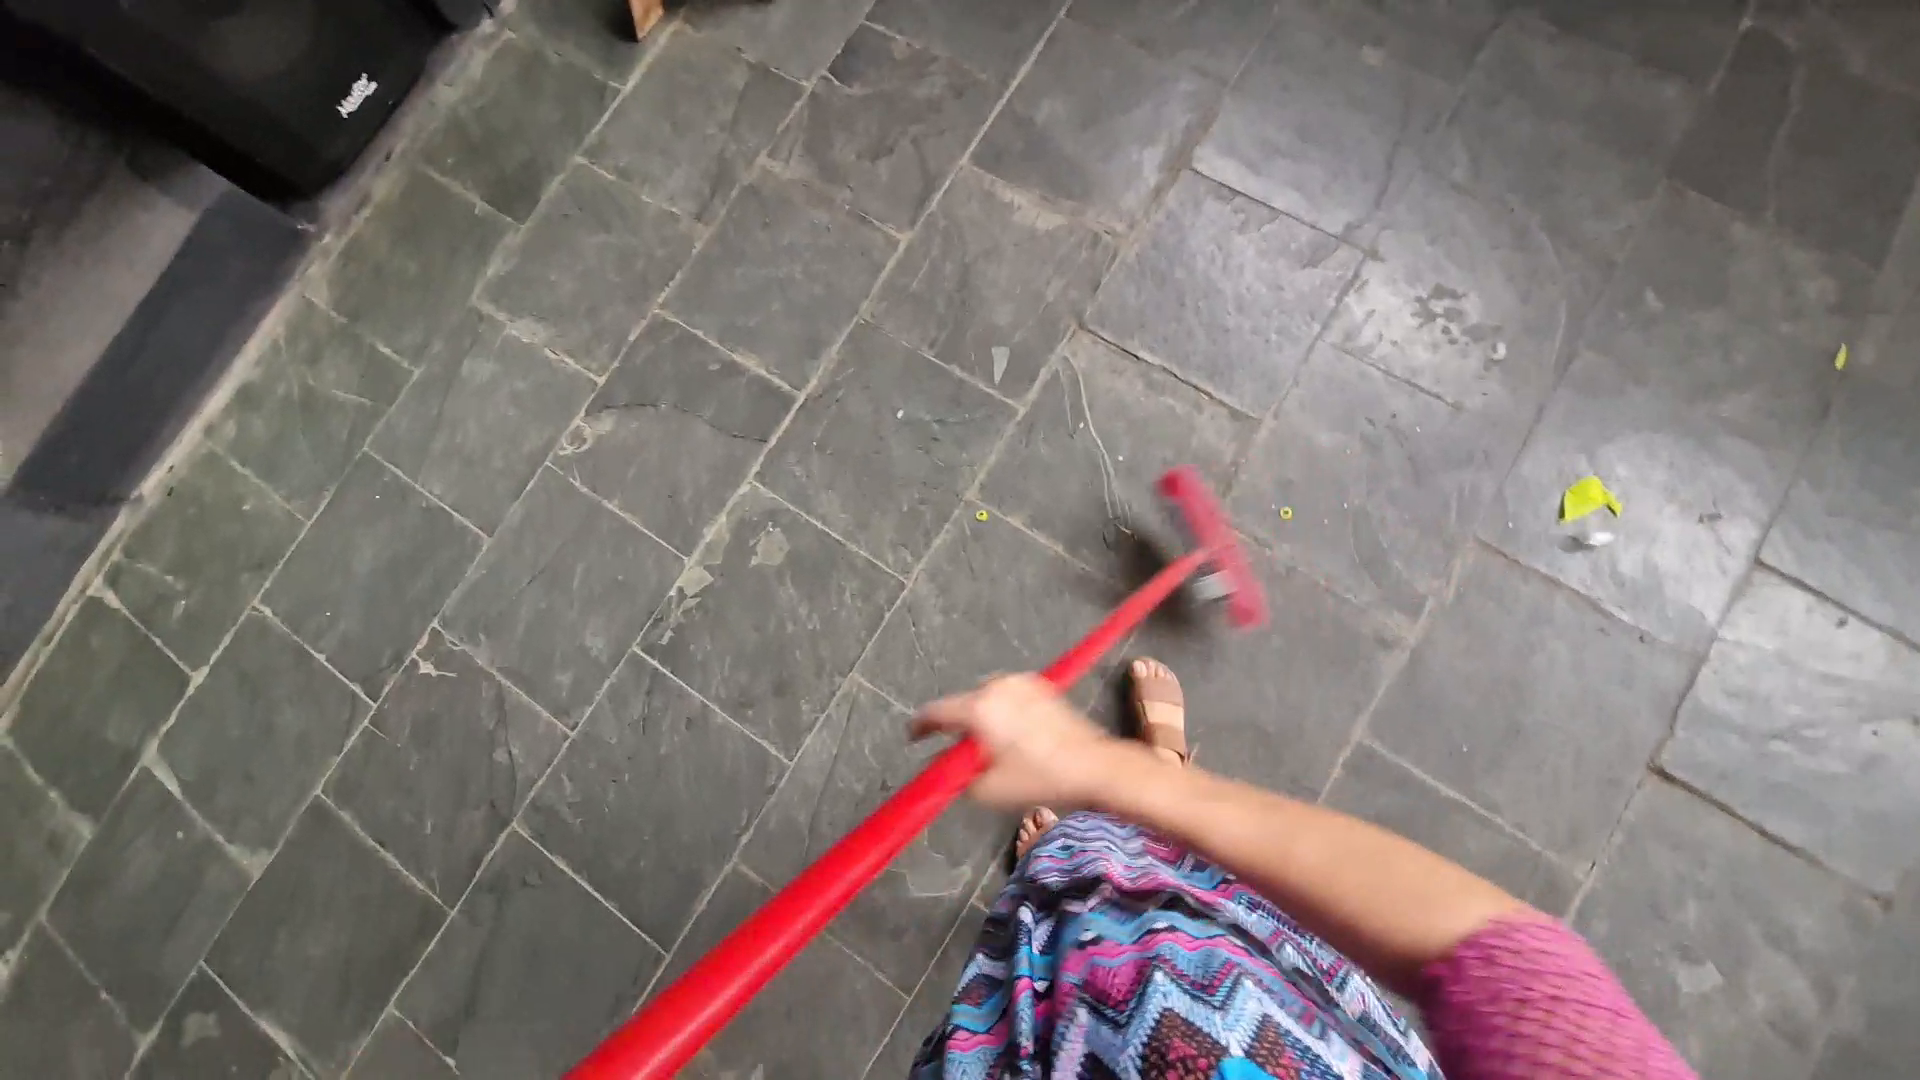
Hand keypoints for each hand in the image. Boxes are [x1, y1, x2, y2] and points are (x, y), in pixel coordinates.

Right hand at [909, 674, 1133, 811]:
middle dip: (957, 725)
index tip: (914, 736)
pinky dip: (1003, 710)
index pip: (935, 712)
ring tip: (991, 745)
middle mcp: (996, 687)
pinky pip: (1008, 695)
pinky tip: (1014, 735)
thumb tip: (937, 766)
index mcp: (979, 708)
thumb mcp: (987, 789)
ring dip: (982, 715)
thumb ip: (952, 775)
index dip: (920, 726)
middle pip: (962, 703)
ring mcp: (1020, 682)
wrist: (1093, 765)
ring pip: (986, 697)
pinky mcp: (1040, 685)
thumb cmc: (1040, 778)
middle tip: (962, 751)